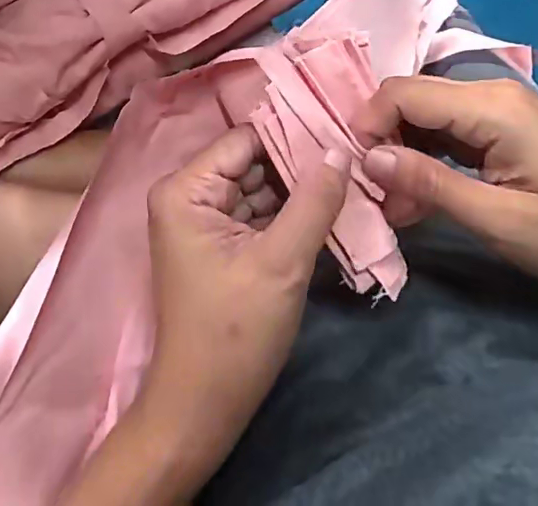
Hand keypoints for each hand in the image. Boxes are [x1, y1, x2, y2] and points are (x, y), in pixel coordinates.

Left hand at [141, 127, 352, 467]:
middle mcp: (186, 194)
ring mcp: (200, 219)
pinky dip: (287, 214)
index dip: (292, 136)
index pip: (243, 141)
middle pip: (250, 162)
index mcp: (185, 189)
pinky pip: (255, 214)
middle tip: (353, 153)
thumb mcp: (281, 263)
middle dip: (298, 163)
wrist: (202, 405)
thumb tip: (340, 149)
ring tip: (349, 175)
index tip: (341, 131)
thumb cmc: (234, 332)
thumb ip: (312, 202)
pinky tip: (327, 206)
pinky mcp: (216, 243)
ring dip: (297, 189)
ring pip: (256, 188)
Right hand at [354, 76, 537, 301]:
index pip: (401, 93)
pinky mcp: (499, 125)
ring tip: (397, 204)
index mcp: (491, 107)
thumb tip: (367, 156)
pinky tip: (421, 197)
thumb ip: (430, 184)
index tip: (359, 171)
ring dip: (402, 154)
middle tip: (377, 194)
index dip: (368, 125)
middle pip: (407, 98)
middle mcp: (488, 92)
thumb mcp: (502, 222)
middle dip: (382, 141)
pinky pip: (444, 129)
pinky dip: (424, 158)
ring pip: (421, 114)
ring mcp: (496, 106)